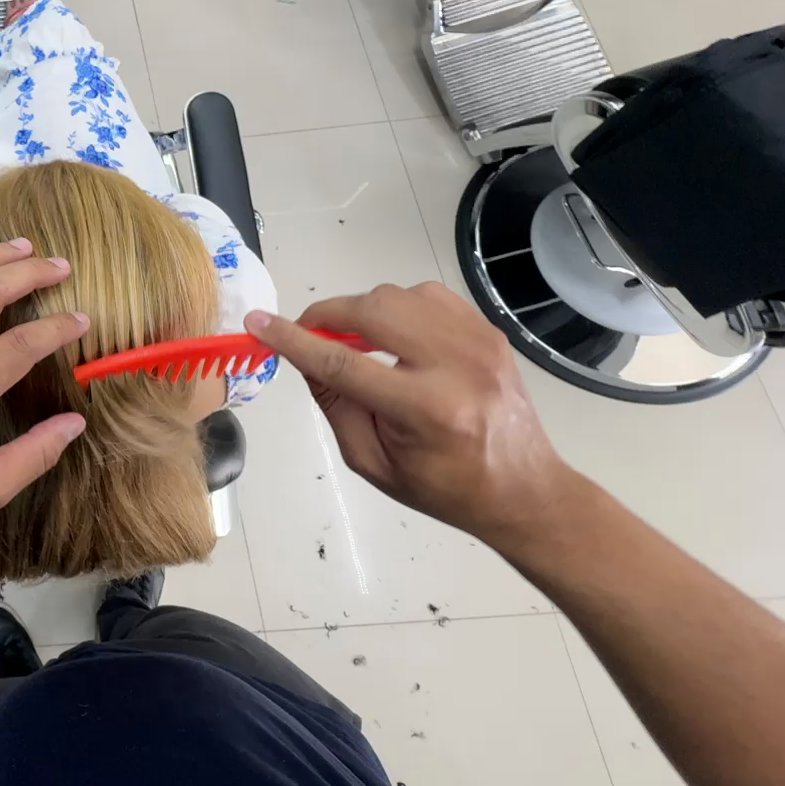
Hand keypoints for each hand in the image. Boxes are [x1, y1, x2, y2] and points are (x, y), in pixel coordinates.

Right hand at [247, 282, 576, 547]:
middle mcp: (458, 367)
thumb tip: (302, 354)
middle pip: (371, 311)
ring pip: (396, 296)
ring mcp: (479, 343)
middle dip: (326, 315)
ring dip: (362, 312)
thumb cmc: (442, 486)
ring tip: (356, 341)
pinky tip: (393, 336)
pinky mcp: (487, 331)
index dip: (292, 340)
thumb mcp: (370, 459)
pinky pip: (425, 295)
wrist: (526, 490)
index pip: (341, 362)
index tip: (258, 323)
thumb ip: (332, 401)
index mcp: (427, 411)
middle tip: (310, 335)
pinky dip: (395, 307)